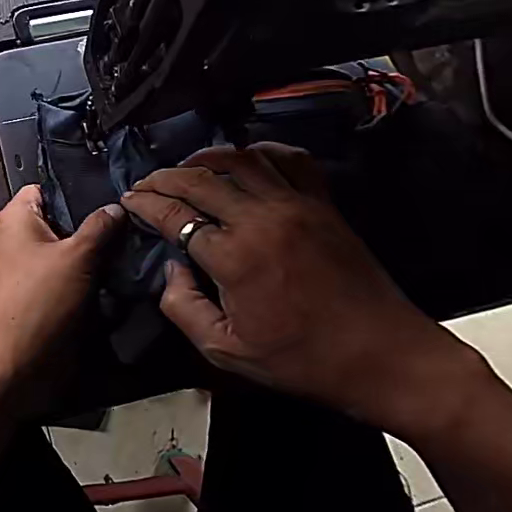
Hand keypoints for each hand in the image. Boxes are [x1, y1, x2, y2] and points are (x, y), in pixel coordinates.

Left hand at [0, 185, 123, 405]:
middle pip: (58, 220)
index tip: (112, 196)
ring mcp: (20, 269)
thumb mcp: (78, 257)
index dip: (76, 190)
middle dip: (90, 224)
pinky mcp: (31, 296)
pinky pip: (60, 276)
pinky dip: (81, 278)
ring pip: (63, 250)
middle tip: (128, 227)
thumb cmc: (38, 301)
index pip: (45, 187)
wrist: (11, 365)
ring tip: (127, 253)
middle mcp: (12, 239)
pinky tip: (111, 281)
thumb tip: (117, 207)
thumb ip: (100, 227)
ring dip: (90, 254)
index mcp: (13, 218)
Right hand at [121, 143, 485, 440]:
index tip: (129, 200)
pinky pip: (290, 161)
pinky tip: (246, 160)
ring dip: (205, 158)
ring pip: (240, 160)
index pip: (175, 215)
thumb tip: (171, 267)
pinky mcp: (323, 204)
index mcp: (233, 256)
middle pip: (200, 179)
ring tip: (185, 167)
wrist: (382, 354)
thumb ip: (182, 306)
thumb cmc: (300, 358)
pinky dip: (262, 153)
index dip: (145, 204)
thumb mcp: (225, 350)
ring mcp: (296, 205)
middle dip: (164, 177)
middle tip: (145, 182)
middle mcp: (261, 219)